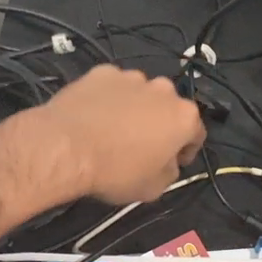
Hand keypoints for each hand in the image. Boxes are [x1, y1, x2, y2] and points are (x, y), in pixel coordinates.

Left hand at [17, 65, 205, 204]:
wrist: (64, 147)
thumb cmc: (115, 171)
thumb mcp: (153, 188)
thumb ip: (170, 172)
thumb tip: (167, 162)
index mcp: (183, 116)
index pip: (196, 133)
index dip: (186, 150)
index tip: (173, 162)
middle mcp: (163, 89)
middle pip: (169, 108)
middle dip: (161, 124)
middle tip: (142, 145)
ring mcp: (131, 77)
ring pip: (140, 94)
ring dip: (135, 109)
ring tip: (113, 129)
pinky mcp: (102, 72)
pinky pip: (112, 87)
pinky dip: (109, 98)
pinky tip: (93, 116)